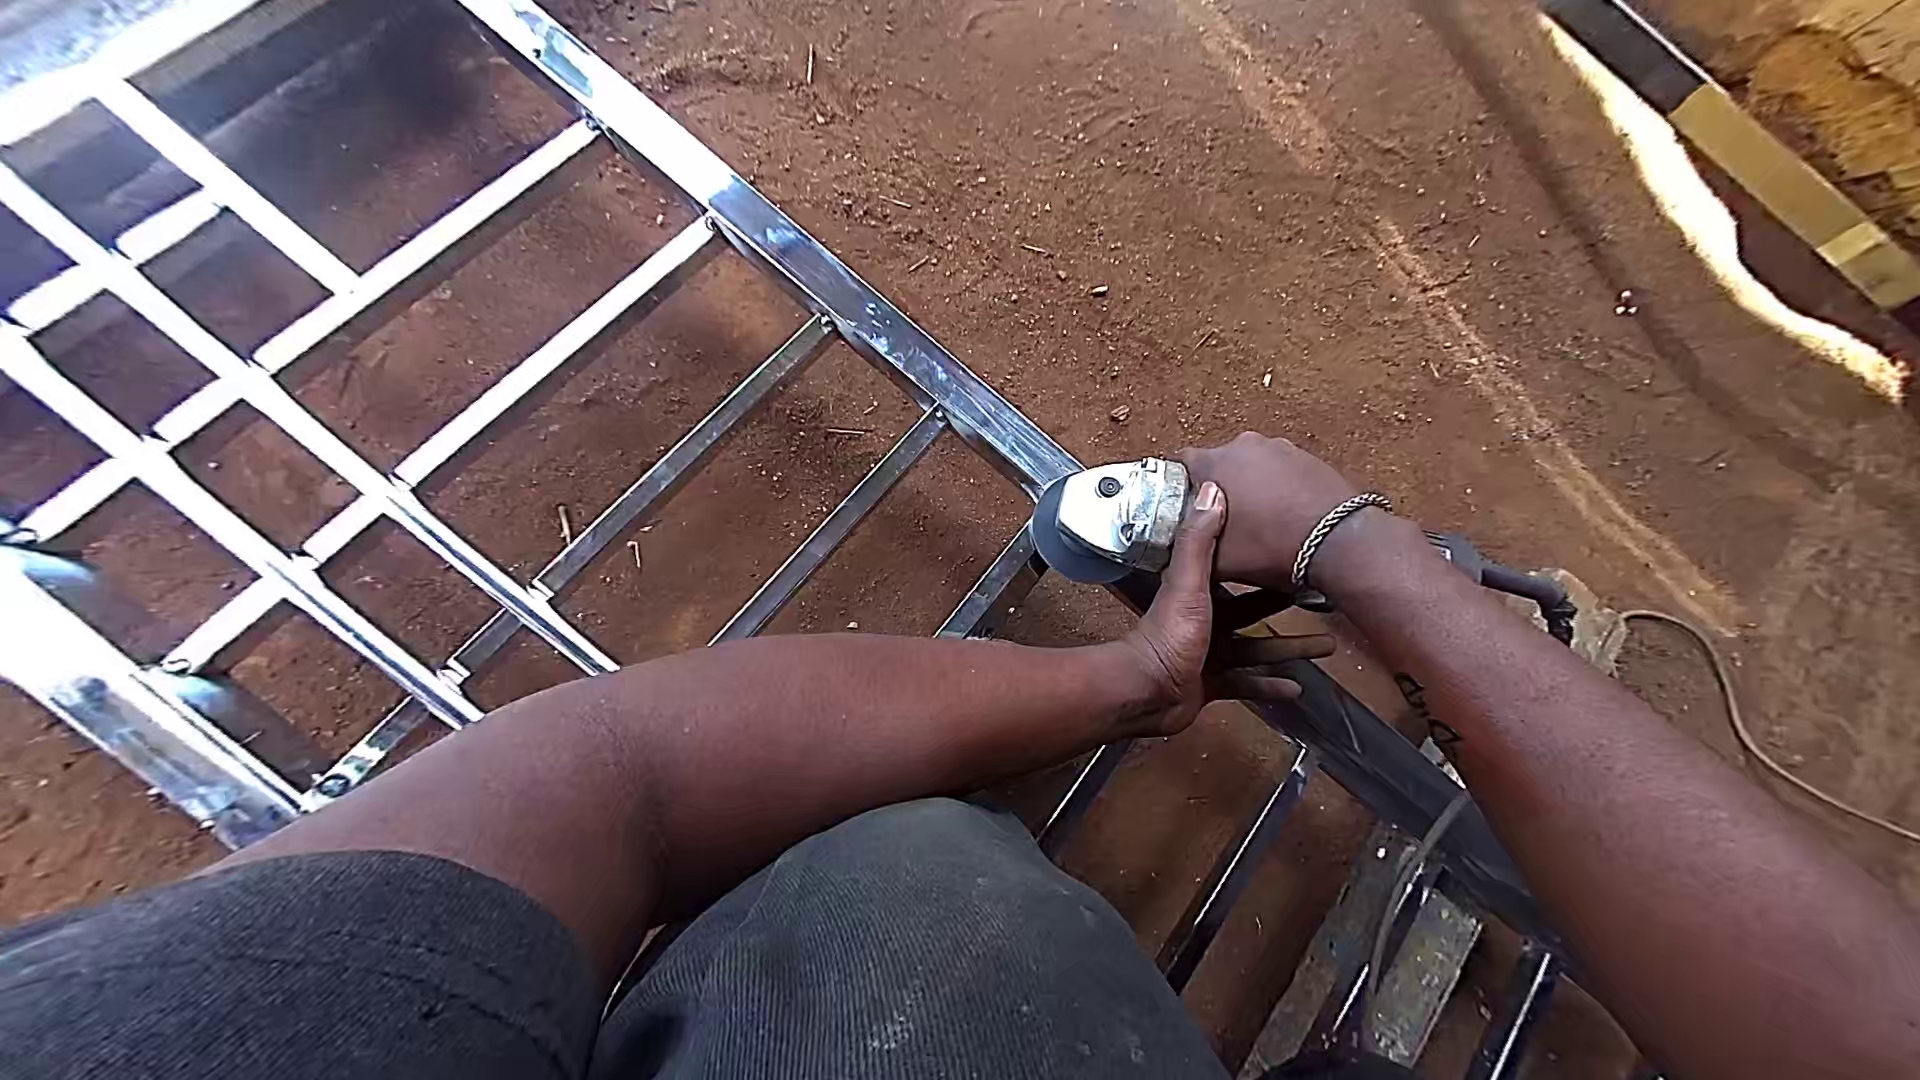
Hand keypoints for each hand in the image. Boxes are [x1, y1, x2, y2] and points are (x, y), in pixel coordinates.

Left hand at [1114, 480, 1335, 736]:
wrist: (1148, 690)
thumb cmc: (1168, 635)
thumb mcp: (1188, 583)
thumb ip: (1200, 540)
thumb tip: (1210, 488)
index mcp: (1195, 594)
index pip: (1233, 575)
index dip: (1260, 567)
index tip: (1292, 557)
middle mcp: (1202, 621)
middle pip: (1251, 612)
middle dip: (1282, 607)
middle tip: (1320, 603)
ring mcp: (1206, 653)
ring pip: (1255, 650)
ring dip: (1288, 649)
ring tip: (1327, 647)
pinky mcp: (1210, 683)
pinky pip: (1246, 683)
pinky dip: (1269, 686)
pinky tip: (1295, 689)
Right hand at [1177, 432, 1363, 589]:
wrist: (1341, 544)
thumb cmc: (1273, 547)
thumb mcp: (1216, 560)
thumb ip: (1189, 549)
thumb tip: (1176, 552)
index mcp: (1214, 463)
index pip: (1179, 463)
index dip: (1176, 485)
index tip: (1180, 504)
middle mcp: (1244, 446)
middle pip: (1216, 463)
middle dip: (1214, 487)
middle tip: (1216, 518)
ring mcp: (1279, 448)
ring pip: (1249, 465)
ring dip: (1246, 485)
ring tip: (1253, 519)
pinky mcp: (1307, 457)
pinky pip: (1278, 470)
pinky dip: (1275, 487)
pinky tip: (1280, 515)